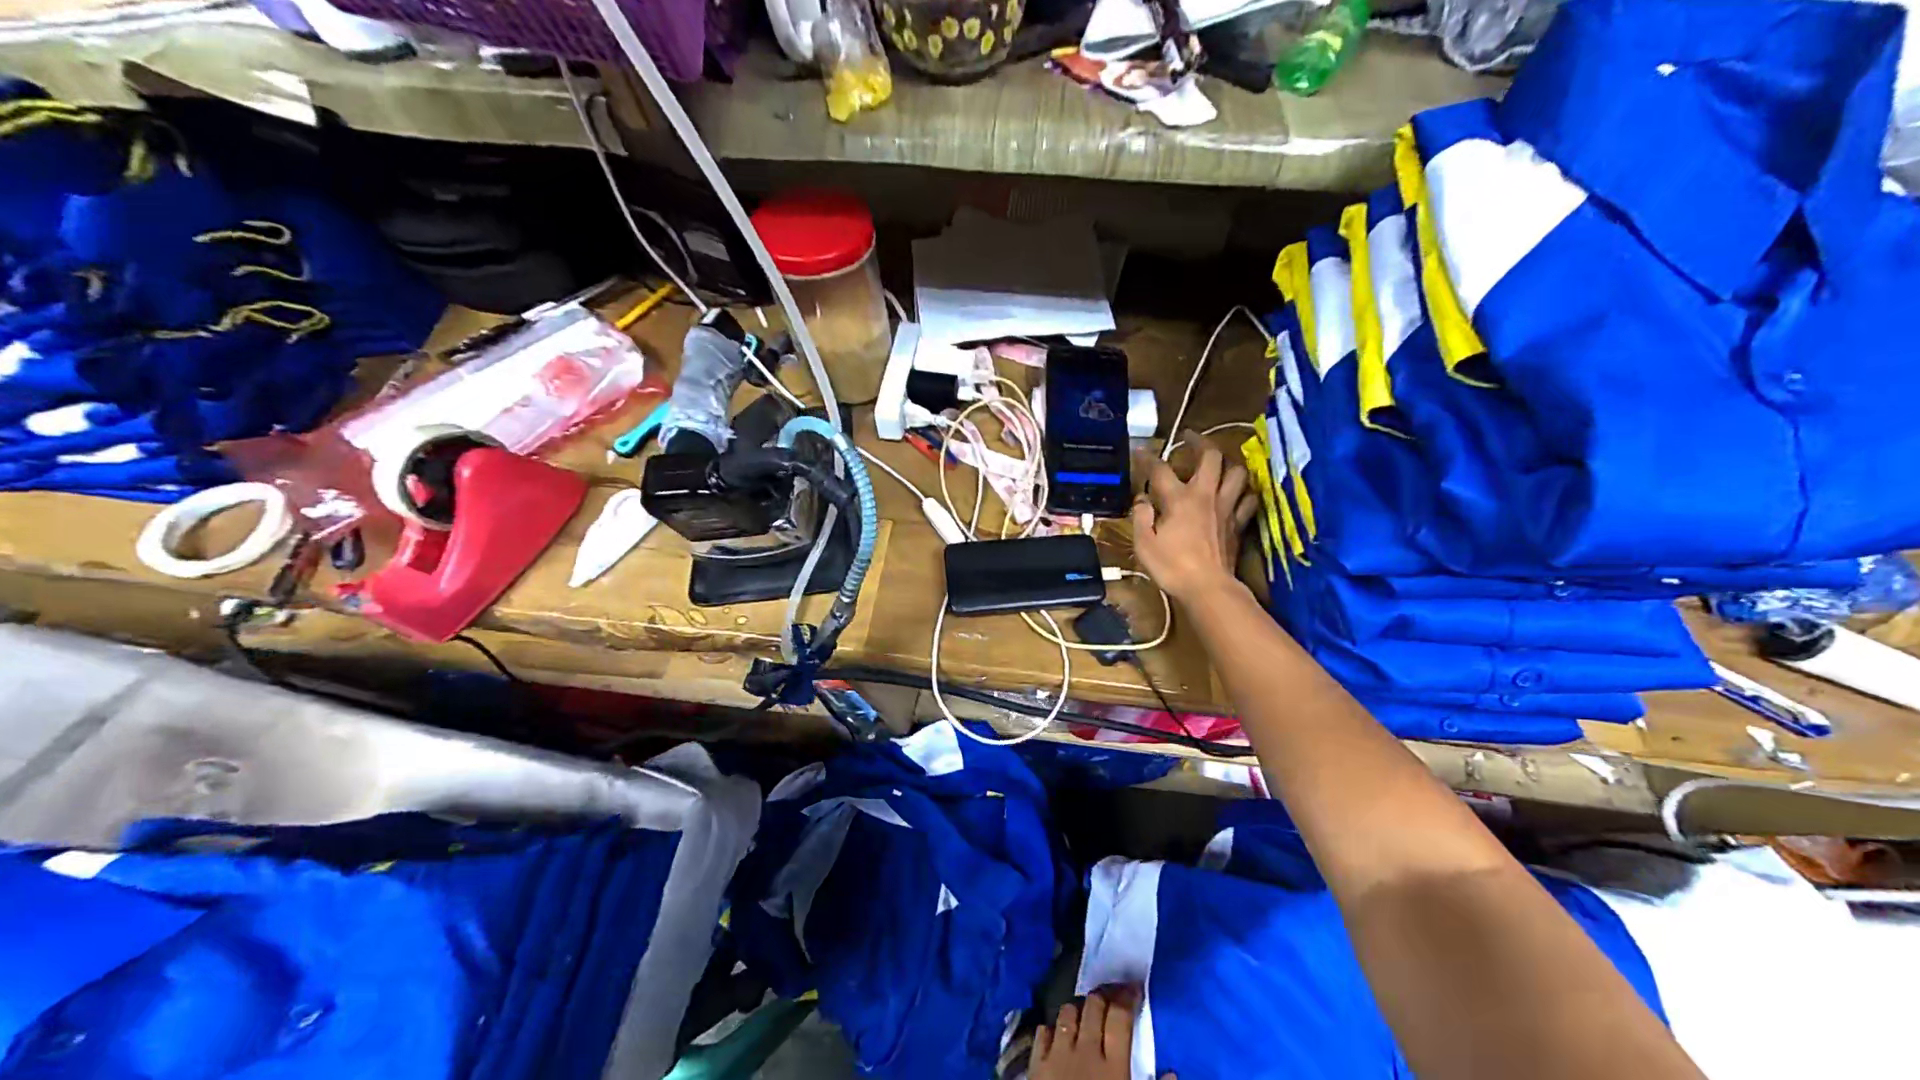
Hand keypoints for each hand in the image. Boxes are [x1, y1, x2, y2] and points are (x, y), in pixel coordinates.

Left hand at [1032, 986, 1170, 1079]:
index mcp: (1113, 1066)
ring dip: (1079, 1008)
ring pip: (1068, 1012)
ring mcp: (1057, 1054)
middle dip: (1104, 994)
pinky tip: (1060, 1035)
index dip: (1127, 996)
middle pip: (1093, 1006)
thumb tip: (1172, 1073)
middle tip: (1114, 994)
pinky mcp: (1036, 1064)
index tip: (1135, 988)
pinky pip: (1043, 1030)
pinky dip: (1053, 1028)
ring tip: (1087, 1013)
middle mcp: (1084, 1050)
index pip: (1120, 1017)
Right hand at [1131, 435, 1259, 603]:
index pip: (1161, 469)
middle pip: (1211, 457)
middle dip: (1200, 442)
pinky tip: (1237, 493)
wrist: (1208, 588)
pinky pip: (1249, 499)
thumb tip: (1142, 500)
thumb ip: (1141, 517)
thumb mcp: (1144, 543)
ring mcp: (1226, 508)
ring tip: (1218, 464)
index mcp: (1178, 499)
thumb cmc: (1172, 567)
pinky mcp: (1239, 523)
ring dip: (1228, 464)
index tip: (1140, 451)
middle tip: (1190, 438)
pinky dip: (1244, 492)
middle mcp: (1205, 495)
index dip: (1148, 457)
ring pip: (1238, 473)